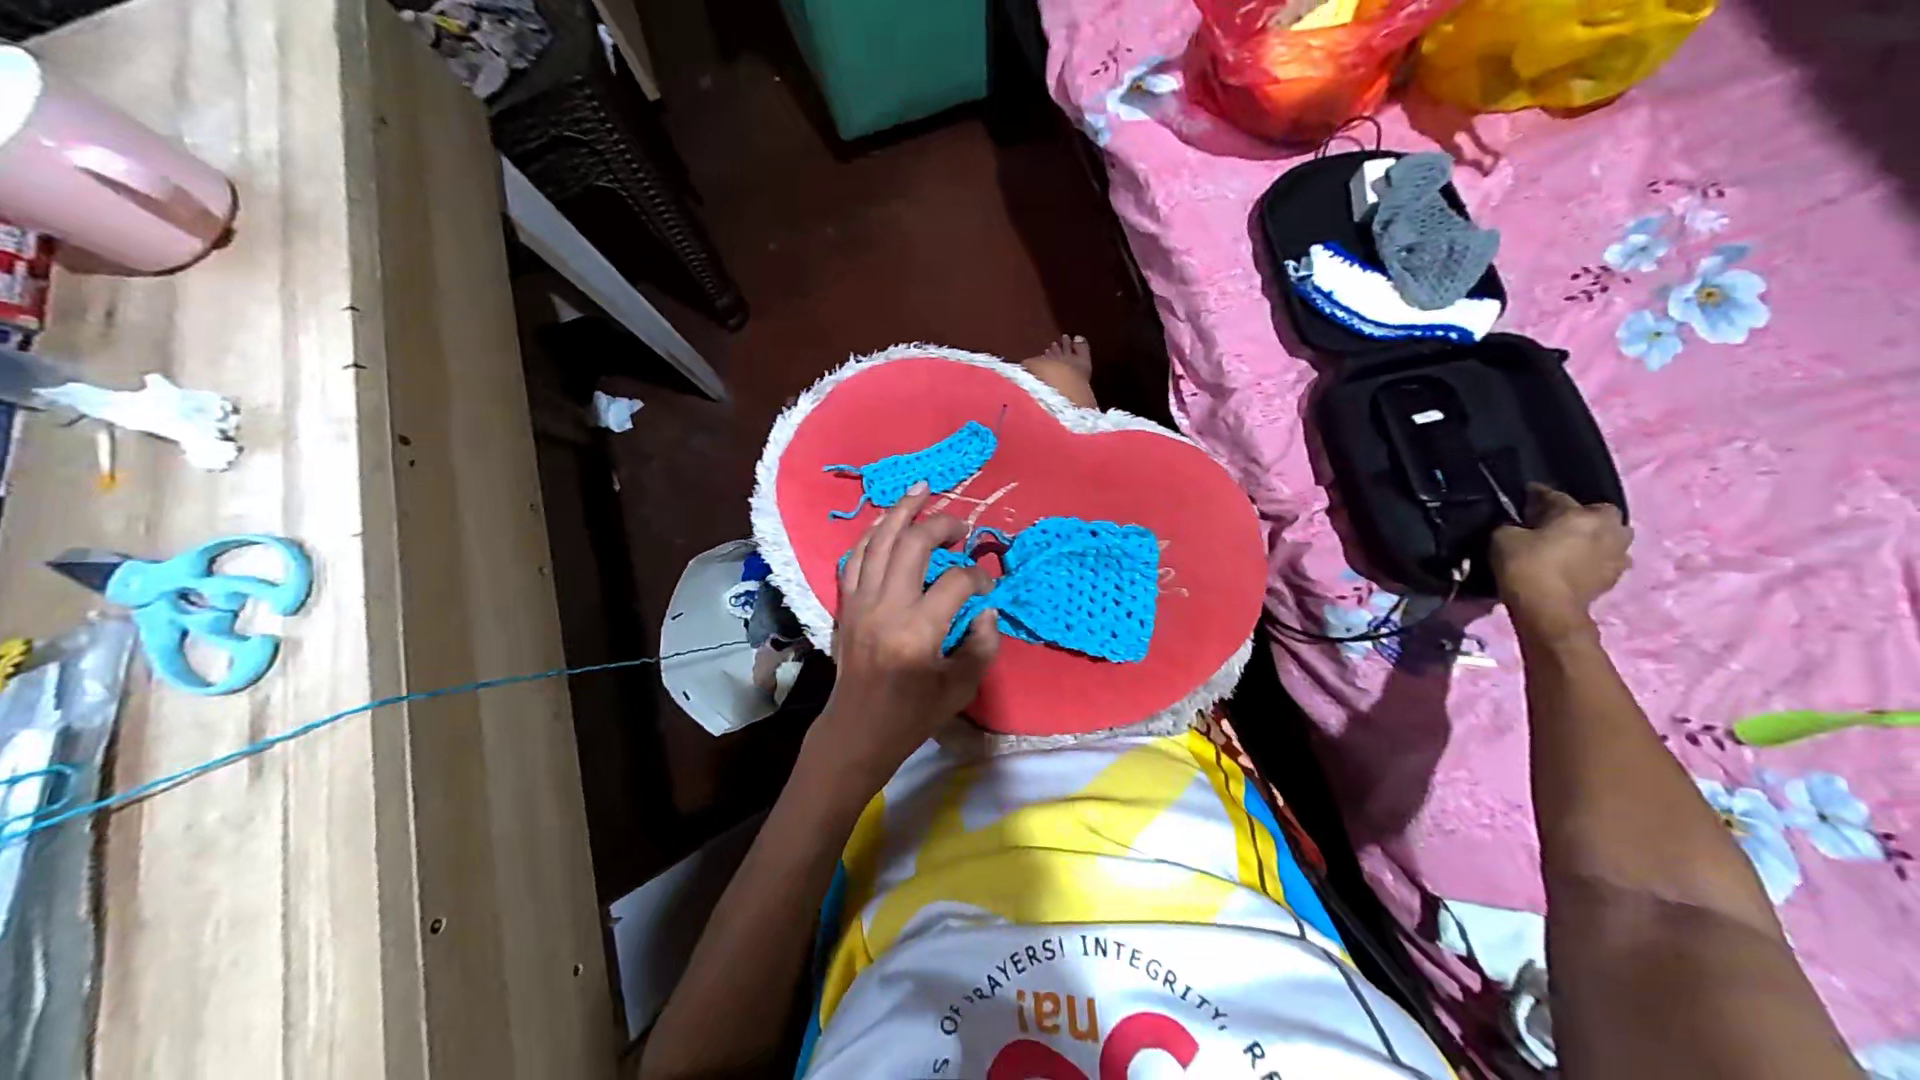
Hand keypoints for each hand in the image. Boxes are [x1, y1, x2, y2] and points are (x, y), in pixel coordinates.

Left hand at [806, 485, 999, 791]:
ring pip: (878, 541)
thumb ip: (982, 645)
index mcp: (917, 632)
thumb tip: (986, 608)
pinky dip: (871, 534)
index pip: (955, 582)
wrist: (857, 729)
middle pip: (912, 545)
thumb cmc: (912, 714)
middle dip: (940, 526)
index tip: (987, 586)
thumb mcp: (960, 688)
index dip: (978, 576)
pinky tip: (885, 520)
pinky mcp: (846, 604)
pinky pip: (855, 557)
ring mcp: (860, 603)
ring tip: (922, 489)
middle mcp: (885, 608)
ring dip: (901, 511)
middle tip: (961, 526)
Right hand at [1490, 484, 1631, 639]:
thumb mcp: (1502, 538)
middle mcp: (1607, 528)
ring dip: (1595, 536)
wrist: (1547, 608)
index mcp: (1580, 514)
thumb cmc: (1525, 566)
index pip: (1555, 496)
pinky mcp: (1616, 576)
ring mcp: (1617, 553)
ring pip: (1610, 535)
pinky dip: (1594, 557)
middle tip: (1557, 523)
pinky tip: (1576, 563)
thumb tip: (1516, 525)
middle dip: (1581, 514)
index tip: (1525, 496)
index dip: (1537, 495)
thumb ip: (1512, 525)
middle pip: (1597, 513)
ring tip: (1572, 543)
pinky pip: (1607, 557)